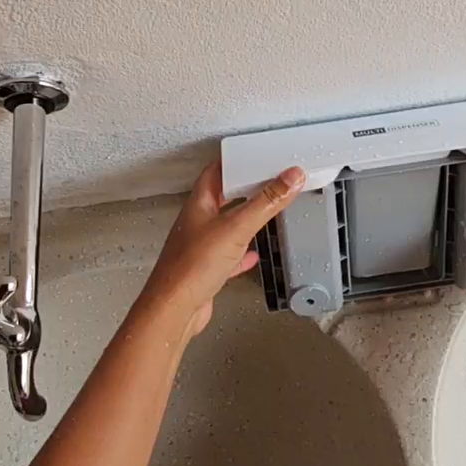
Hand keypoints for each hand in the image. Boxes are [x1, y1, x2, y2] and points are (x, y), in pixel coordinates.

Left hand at [139, 160, 305, 337]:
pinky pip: (227, 254)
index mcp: (199, 203)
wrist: (175, 309)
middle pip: (221, 196)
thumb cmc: (190, 268)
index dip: (235, 161)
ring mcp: (200, 246)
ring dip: (243, 217)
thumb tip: (290, 177)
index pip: (216, 170)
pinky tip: (251, 254)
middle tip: (262, 180)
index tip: (254, 155)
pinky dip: (242, 251)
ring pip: (225, 224)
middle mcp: (197, 221)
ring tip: (261, 210)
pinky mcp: (206, 269)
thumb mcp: (236, 228)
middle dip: (242, 187)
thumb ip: (266, 202)